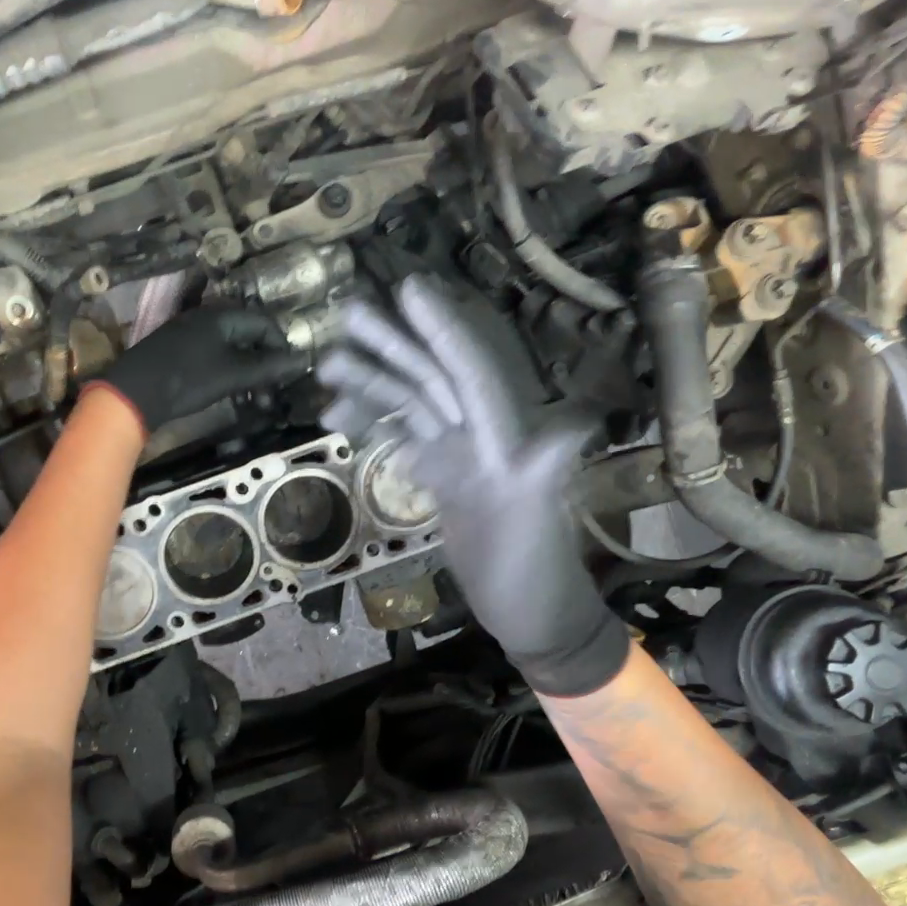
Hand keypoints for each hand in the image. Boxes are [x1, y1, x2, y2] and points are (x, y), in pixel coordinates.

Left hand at [87, 308, 302, 433]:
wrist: (134, 393)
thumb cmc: (187, 379)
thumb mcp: (233, 374)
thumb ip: (268, 367)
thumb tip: (303, 359)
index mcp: (223, 316)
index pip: (265, 324)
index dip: (281, 349)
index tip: (287, 376)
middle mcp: (207, 318)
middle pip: (248, 337)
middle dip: (264, 365)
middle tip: (270, 395)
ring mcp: (191, 334)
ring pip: (231, 350)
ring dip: (247, 375)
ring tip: (254, 402)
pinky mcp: (179, 353)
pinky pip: (214, 358)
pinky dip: (228, 376)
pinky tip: (230, 396)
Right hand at [318, 275, 629, 697]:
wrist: (531, 616)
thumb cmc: (534, 577)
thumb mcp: (538, 528)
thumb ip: (548, 474)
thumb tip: (578, 421)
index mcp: (507, 435)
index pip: (471, 370)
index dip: (442, 328)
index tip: (409, 289)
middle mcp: (483, 434)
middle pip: (434, 377)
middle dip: (393, 343)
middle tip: (349, 311)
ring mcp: (461, 456)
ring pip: (414, 404)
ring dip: (373, 381)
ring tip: (327, 364)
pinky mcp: (444, 478)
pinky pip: (404, 439)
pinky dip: (374, 424)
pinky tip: (339, 415)